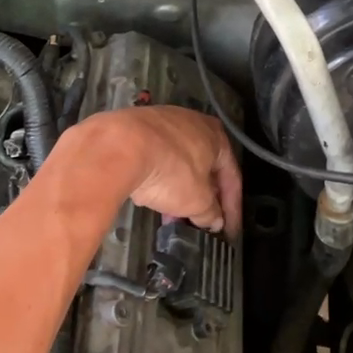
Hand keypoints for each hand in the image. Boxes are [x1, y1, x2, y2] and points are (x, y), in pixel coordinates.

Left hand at [58, 106, 242, 234]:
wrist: (121, 145)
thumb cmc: (171, 170)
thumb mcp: (197, 201)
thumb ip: (210, 212)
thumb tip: (214, 219)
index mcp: (215, 135)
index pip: (231, 176)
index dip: (231, 208)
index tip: (228, 231)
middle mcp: (192, 122)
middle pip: (203, 166)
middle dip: (202, 197)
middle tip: (199, 222)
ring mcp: (163, 121)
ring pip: (178, 161)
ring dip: (178, 190)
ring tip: (170, 216)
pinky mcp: (137, 126)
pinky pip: (156, 155)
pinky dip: (158, 176)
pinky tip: (149, 195)